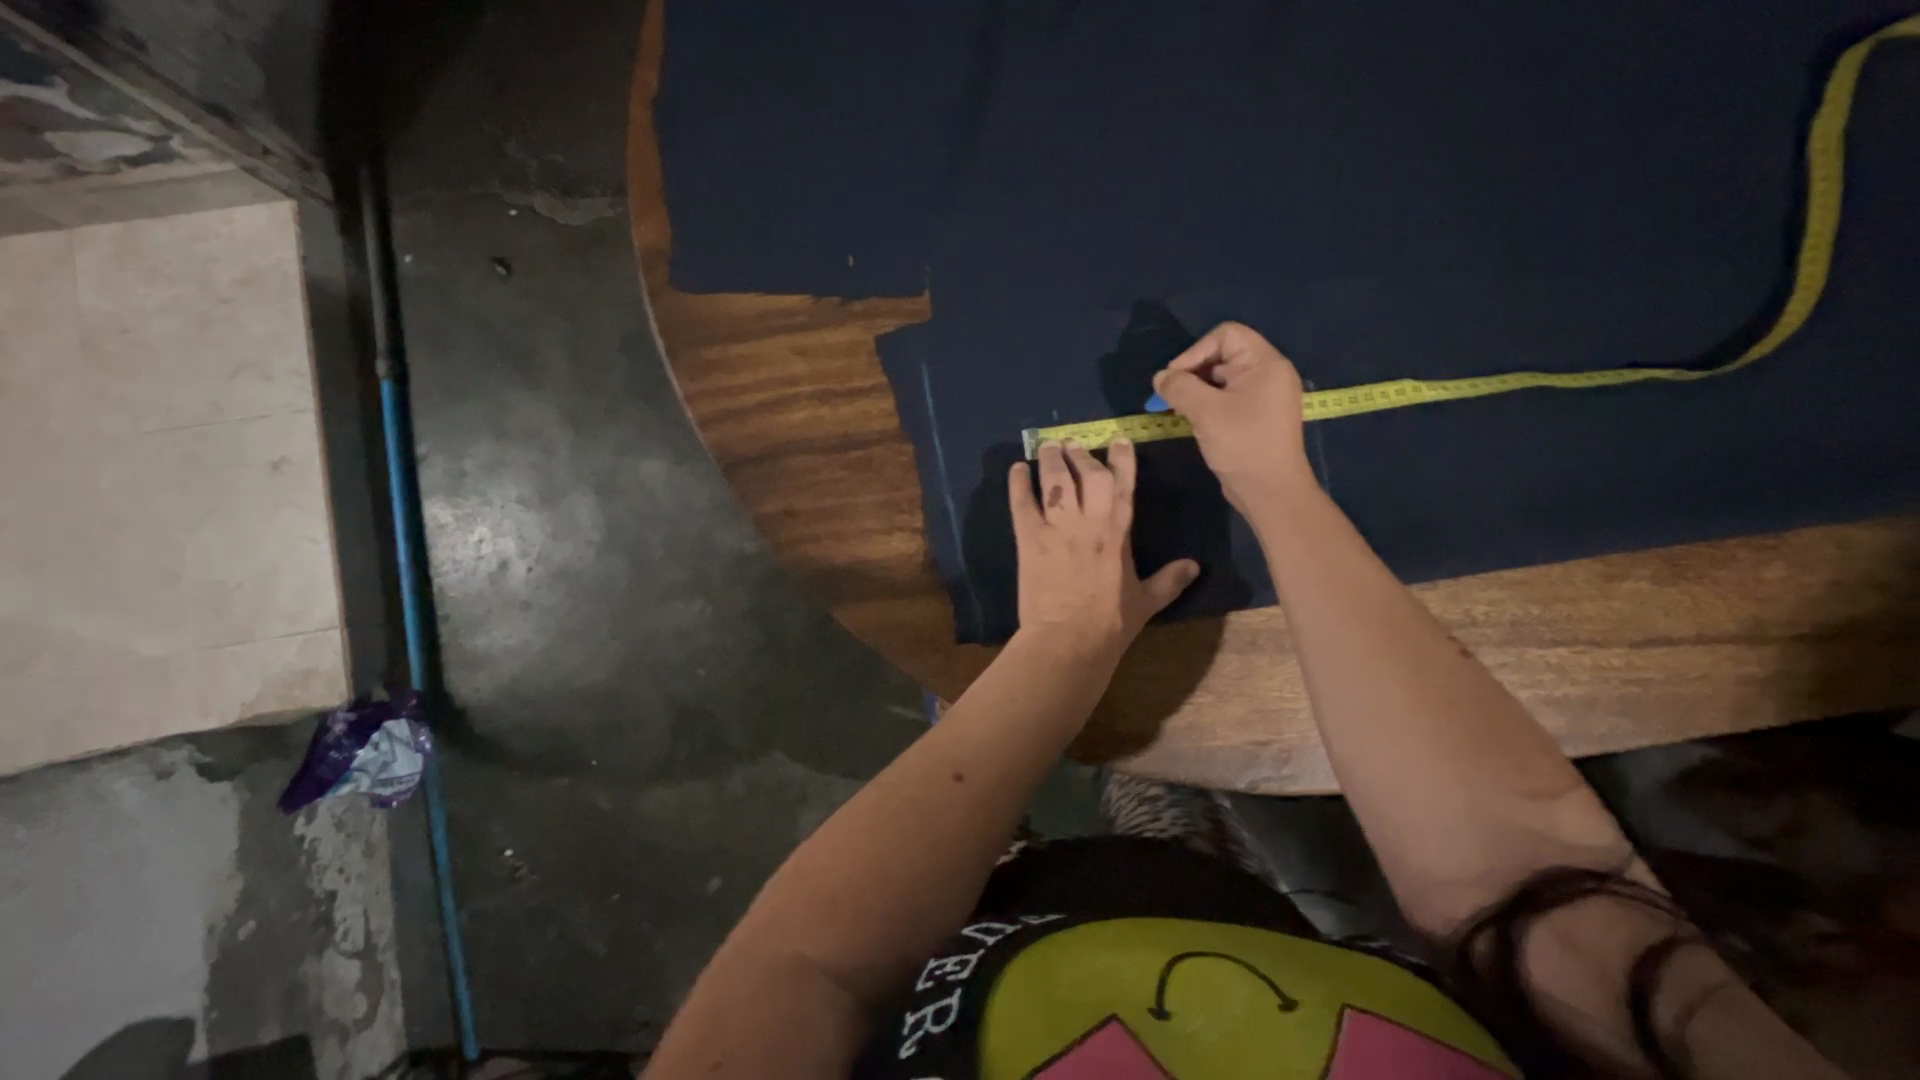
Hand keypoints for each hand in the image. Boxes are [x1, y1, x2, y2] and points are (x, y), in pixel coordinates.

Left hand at [1009, 438, 1199, 658]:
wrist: (1069, 639)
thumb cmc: (1110, 623)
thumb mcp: (1147, 601)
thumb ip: (1170, 580)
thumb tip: (1194, 566)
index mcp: (1119, 532)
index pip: (1123, 485)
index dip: (1122, 459)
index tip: (1118, 441)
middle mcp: (1088, 521)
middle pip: (1086, 475)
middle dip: (1082, 455)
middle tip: (1075, 443)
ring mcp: (1057, 528)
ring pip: (1054, 482)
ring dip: (1052, 460)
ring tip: (1049, 446)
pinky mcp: (1029, 539)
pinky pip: (1022, 504)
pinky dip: (1018, 484)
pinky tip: (1017, 469)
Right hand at [1151, 322, 1315, 518]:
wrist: (1270, 491)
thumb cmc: (1242, 445)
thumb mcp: (1206, 412)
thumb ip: (1179, 387)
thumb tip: (1160, 377)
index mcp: (1265, 363)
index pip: (1227, 335)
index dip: (1196, 351)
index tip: (1174, 377)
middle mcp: (1268, 374)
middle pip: (1222, 356)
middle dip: (1192, 372)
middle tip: (1168, 396)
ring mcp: (1263, 396)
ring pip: (1221, 379)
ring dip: (1195, 390)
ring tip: (1175, 408)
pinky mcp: (1255, 417)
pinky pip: (1227, 398)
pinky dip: (1206, 403)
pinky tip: (1190, 418)